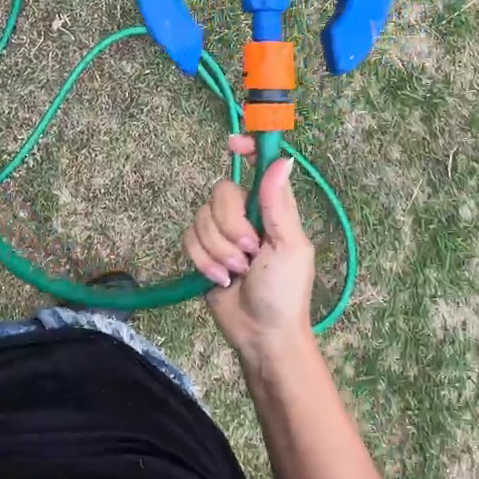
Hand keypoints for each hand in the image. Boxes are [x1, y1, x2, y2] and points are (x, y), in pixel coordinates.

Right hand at [183, 135, 315, 360]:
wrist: (261, 335)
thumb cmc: (285, 292)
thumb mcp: (289, 247)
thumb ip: (278, 204)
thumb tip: (283, 159)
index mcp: (270, 208)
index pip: (257, 166)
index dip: (246, 148)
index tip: (232, 143)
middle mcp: (245, 214)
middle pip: (221, 193)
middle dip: (230, 226)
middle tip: (249, 252)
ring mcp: (222, 233)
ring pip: (201, 217)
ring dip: (218, 250)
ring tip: (236, 272)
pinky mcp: (202, 252)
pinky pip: (189, 238)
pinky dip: (203, 261)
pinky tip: (219, 280)